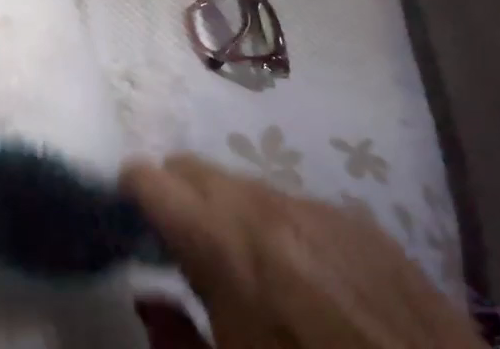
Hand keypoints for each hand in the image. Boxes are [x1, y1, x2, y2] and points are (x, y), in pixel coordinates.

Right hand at [122, 155, 482, 348]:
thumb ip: (171, 335)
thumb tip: (150, 298)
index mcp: (221, 245)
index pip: (147, 177)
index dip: (131, 197)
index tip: (133, 229)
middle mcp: (266, 210)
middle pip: (192, 168)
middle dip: (178, 198)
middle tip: (186, 250)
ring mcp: (321, 212)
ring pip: (246, 185)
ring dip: (232, 213)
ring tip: (257, 269)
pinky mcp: (368, 228)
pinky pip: (301, 207)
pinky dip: (286, 230)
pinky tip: (313, 282)